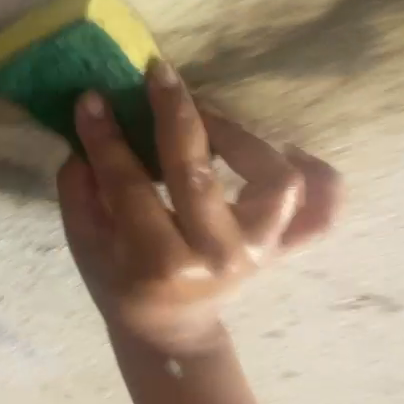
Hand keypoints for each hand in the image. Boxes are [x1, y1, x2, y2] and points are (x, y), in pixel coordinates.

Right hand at [56, 61, 341, 355]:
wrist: (170, 328)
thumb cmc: (117, 283)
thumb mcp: (84, 244)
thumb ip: (80, 192)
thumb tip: (87, 137)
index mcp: (158, 261)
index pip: (128, 184)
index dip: (106, 138)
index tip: (92, 99)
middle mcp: (217, 255)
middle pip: (199, 173)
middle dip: (174, 115)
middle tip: (158, 74)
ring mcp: (262, 252)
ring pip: (276, 181)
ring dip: (242, 137)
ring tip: (207, 116)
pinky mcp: (286, 248)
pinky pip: (323, 209)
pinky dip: (315, 173)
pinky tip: (284, 149)